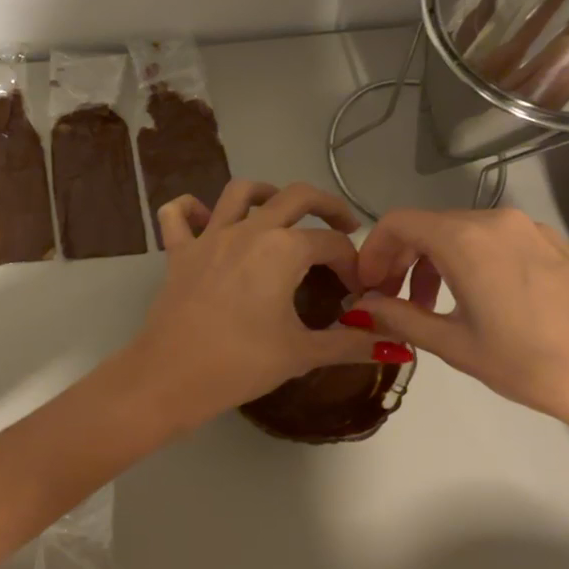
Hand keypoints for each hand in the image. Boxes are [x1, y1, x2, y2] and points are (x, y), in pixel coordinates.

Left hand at [127, 181, 379, 427]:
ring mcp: (208, 237)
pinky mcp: (178, 252)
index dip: (353, 263)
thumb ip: (352, 343)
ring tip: (282, 212)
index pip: (333, 243)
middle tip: (343, 225)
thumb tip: (398, 345)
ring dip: (267, 194)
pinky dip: (190, 209)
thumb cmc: (240, 364)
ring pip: (240, 193)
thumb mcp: (302, 353)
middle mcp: (248, 231)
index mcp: (283, 249)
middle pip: (295, 197)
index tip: (358, 291)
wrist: (170, 376)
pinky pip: (178, 215)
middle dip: (326, 206)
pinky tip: (205, 219)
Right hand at [352, 208, 568, 446]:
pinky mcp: (556, 246)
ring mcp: (531, 230)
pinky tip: (473, 304)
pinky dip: (466, 263)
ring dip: (431, 263)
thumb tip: (362, 308)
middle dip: (398, 259)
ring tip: (426, 307)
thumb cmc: (534, 364)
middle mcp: (496, 221)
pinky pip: (493, 242)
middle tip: (386, 300)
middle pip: (428, 225)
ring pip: (461, 233)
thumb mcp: (456, 345)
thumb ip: (400, 318)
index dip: (370, 252)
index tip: (363, 288)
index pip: (397, 224)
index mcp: (465, 238)